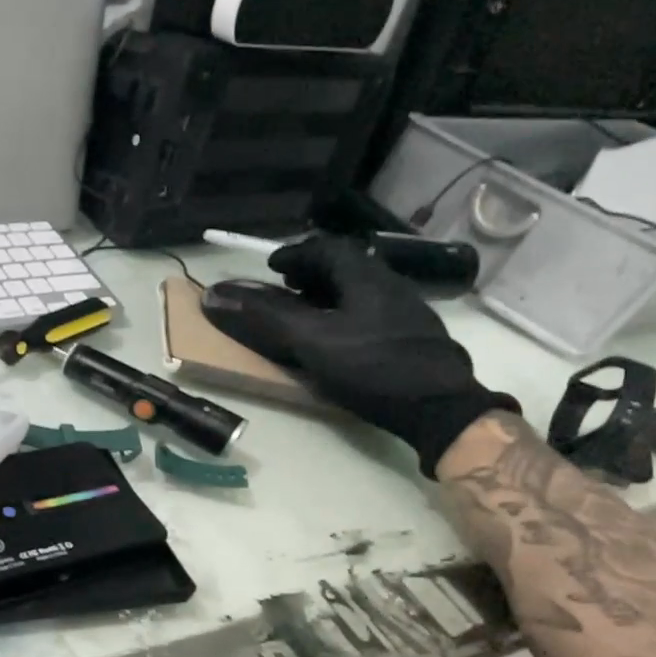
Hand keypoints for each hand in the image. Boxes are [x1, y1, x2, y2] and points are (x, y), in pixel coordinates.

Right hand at [201, 233, 517, 477]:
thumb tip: (215, 295)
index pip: (327, 248)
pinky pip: (371, 312)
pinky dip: (344, 315)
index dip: (295, 254)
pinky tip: (337, 340)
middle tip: (284, 289)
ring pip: (360, 291)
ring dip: (328, 295)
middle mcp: (390, 286)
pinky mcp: (413, 338)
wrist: (441, 408)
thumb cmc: (372, 367)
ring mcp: (406, 312)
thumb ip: (264, 317)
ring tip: (304, 314)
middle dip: (311, 273)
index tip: (272, 268)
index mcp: (366, 277)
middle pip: (346, 266)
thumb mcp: (310, 341)